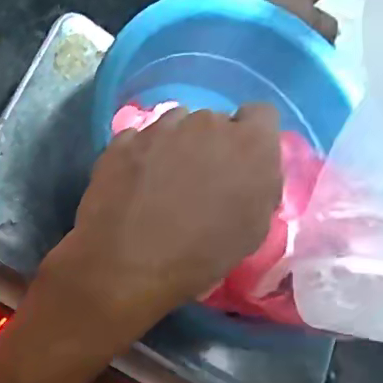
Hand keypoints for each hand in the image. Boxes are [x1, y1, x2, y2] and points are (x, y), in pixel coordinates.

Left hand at [31, 105, 282, 348]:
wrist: (128, 267)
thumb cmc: (200, 257)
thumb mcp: (253, 230)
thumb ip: (260, 188)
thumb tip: (250, 177)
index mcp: (250, 142)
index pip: (261, 115)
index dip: (250, 138)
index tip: (239, 164)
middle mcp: (207, 123)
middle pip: (214, 121)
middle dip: (209, 145)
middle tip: (197, 181)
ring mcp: (159, 129)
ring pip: (174, 125)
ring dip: (173, 146)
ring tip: (160, 183)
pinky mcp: (121, 142)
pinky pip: (138, 140)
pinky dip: (138, 156)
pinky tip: (131, 185)